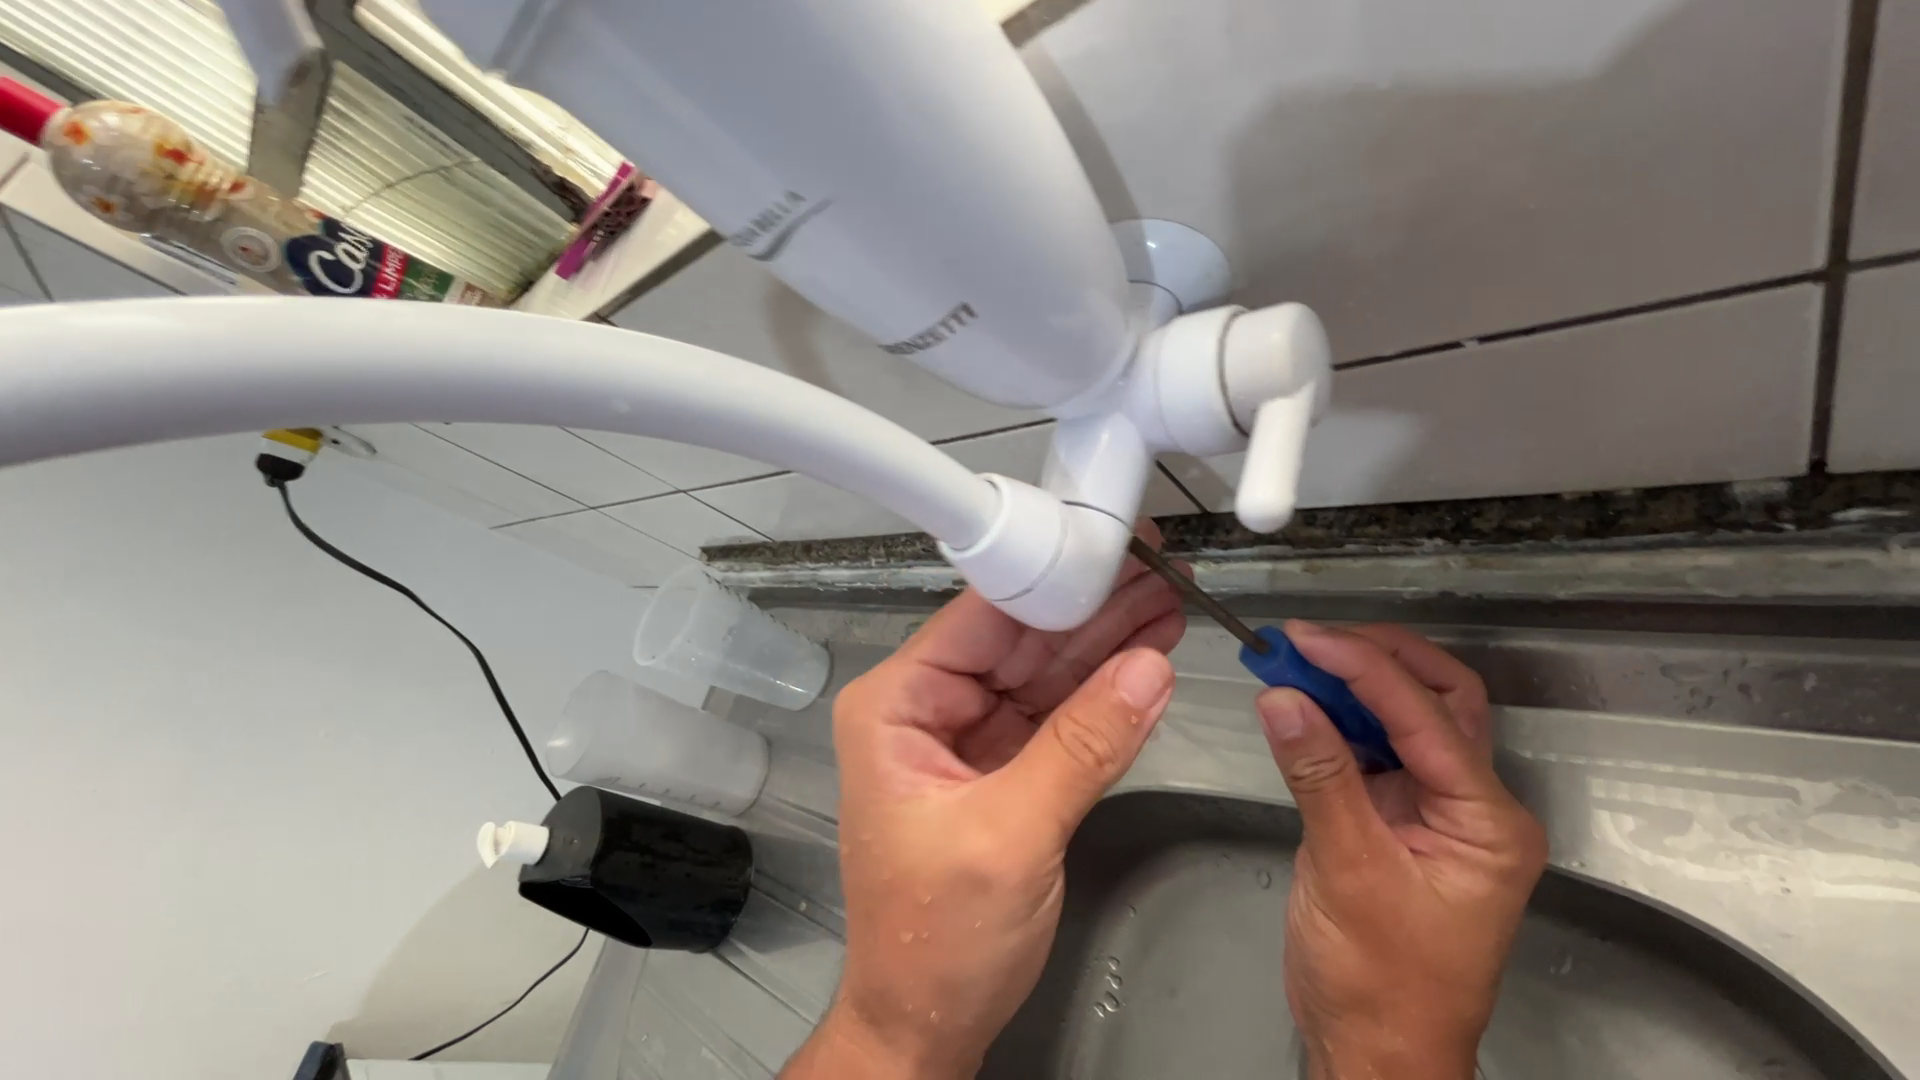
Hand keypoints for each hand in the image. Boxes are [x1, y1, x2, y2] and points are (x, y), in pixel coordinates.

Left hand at [781, 526, 1187, 1079]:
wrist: (928, 1018)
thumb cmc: (934, 939)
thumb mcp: (1010, 836)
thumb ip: (1083, 747)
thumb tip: (1147, 672)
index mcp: (896, 706)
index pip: (979, 617)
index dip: (1051, 579)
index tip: (1110, 548)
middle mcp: (926, 708)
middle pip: (1019, 638)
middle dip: (1091, 607)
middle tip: (1156, 570)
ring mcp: (967, 734)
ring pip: (1044, 672)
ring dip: (1106, 643)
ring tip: (1166, 601)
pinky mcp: (1003, 763)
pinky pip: (1057, 713)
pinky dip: (1102, 691)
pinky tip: (1144, 658)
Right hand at [1256, 621, 1546, 1079]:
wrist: (1375, 1047)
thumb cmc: (1377, 977)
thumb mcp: (1347, 870)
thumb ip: (1318, 775)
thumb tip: (1281, 696)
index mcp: (1486, 820)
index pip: (1427, 716)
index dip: (1363, 667)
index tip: (1304, 638)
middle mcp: (1473, 804)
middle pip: (1441, 700)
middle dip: (1377, 658)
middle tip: (1309, 639)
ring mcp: (1435, 809)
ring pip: (1408, 718)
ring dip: (1354, 683)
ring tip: (1296, 660)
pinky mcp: (1396, 817)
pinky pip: (1374, 748)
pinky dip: (1338, 719)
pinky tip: (1302, 705)